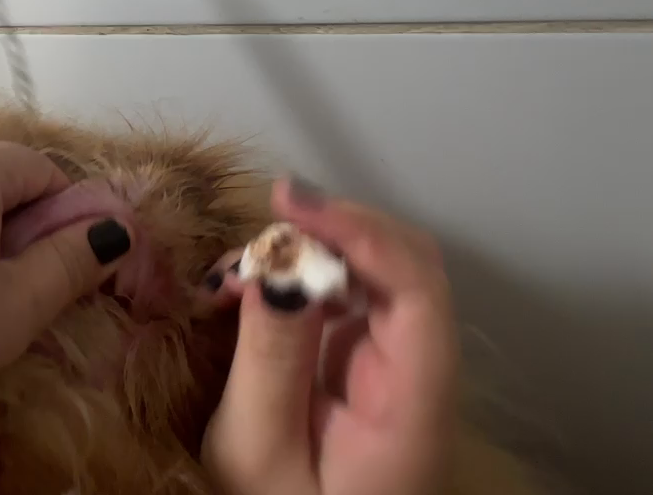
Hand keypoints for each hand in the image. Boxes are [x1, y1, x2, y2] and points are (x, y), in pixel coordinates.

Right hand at [201, 180, 456, 494]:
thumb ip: (269, 357)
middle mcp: (413, 378)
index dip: (361, 233)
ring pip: (369, 273)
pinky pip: (336, 296)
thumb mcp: (257, 450)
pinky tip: (243, 288)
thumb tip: (275, 263)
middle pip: (406, 269)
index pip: (418, 294)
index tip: (287, 203)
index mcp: (410, 410)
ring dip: (305, 250)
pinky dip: (292, 275)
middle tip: (265, 217)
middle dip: (334, 229)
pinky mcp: (355, 366)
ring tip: (235, 269)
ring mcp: (387, 369)